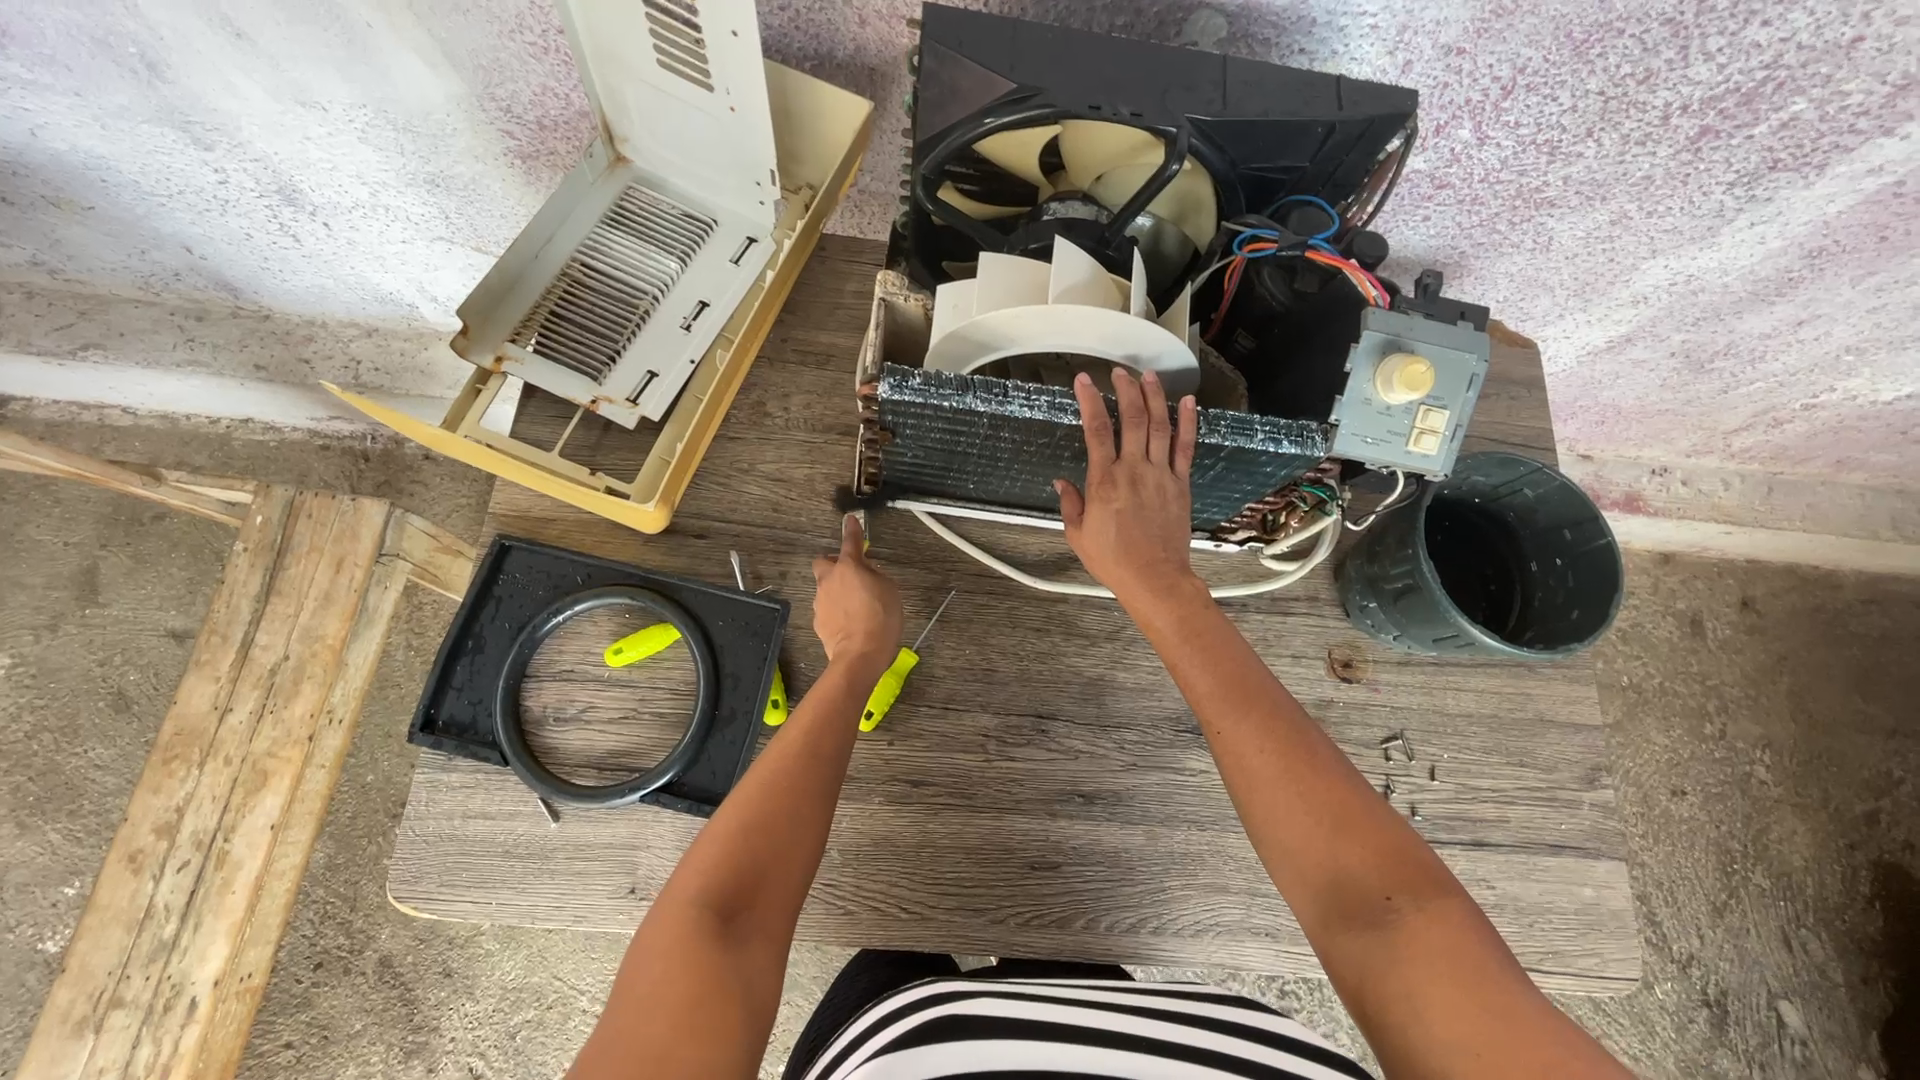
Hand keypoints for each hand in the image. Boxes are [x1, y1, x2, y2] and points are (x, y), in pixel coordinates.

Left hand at [810, 514, 902, 676]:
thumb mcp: (890, 590)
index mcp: (849, 567)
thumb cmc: (880, 620)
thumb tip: (868, 573)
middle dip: (834, 563)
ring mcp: (820, 600)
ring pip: (825, 586)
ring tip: (856, 605)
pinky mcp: (818, 620)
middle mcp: (830, 580)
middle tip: (850, 572)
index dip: (852, 529)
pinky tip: (850, 621)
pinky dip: (836, 610)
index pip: (850, 541)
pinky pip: (826, 607)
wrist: (860, 654)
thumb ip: (876, 575)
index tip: (850, 520)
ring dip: (837, 590)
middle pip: (823, 562)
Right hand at [1054, 368, 1199, 603]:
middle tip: (1118, 372)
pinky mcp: (1180, 485)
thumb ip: (1070, 504)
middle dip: (1124, 390)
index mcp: (1104, 481)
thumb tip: (1061, 483)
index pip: (1095, 430)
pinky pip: (1185, 447)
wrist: (1155, 579)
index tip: (1083, 381)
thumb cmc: (1113, 561)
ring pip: (1159, 426)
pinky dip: (1187, 422)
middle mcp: (1133, 470)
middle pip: (1131, 418)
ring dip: (1154, 397)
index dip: (1089, 401)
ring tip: (1148, 376)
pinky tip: (1187, 402)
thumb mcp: (1078, 535)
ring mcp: (1161, 475)